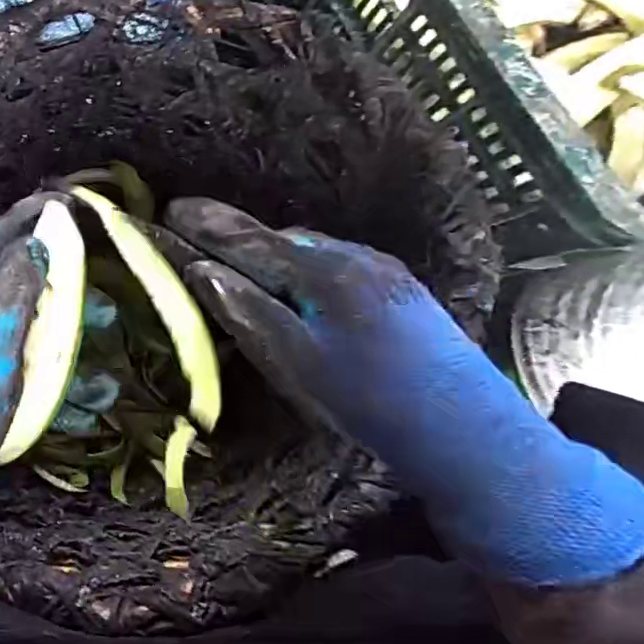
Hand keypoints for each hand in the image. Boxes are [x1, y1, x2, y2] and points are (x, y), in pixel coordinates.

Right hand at [164, 198, 643, 586]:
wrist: (474, 436)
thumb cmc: (371, 402)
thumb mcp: (295, 362)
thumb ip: (246, 310)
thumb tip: (200, 270)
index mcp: (322, 274)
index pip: (247, 239)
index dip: (205, 224)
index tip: (169, 207)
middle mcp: (352, 257)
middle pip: (276, 238)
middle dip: (233, 234)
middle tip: (194, 237)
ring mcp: (380, 270)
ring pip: (306, 249)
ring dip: (267, 251)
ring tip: (237, 264)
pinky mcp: (397, 288)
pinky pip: (331, 261)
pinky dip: (298, 265)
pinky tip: (294, 288)